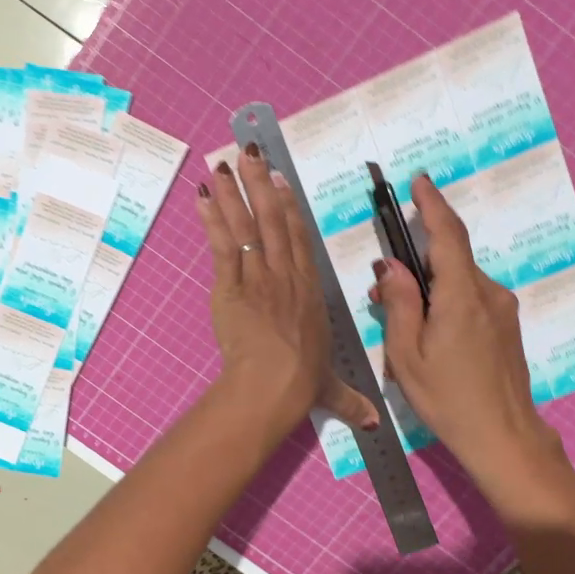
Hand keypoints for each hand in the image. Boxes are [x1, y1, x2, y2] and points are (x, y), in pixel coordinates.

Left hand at [197, 147, 377, 438]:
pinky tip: (201, 195)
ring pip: (247, 225)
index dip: (288, 205)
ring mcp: (259, 275)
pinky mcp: (231, 285)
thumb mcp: (330, 389)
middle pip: (273, 219)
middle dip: (260, 183)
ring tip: (221, 162)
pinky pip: (222, 245)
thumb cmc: (302, 384)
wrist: (273, 385)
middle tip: (248, 151)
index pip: (298, 238)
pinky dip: (211, 218)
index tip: (280, 178)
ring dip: (233, 191)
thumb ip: (349, 400)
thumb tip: (372, 422)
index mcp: (309, 290)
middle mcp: (286, 274)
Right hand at [369, 175, 572, 504]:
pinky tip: (426, 331)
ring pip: (458, 281)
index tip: (418, 182)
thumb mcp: (407, 355)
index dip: (432, 204)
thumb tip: (391, 268)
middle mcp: (488, 293)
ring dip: (428, 287)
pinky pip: (469, 299)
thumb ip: (399, 305)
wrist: (503, 435)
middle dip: (416, 262)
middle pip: (450, 259)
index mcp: (461, 295)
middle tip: (382, 288)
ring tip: (400, 320)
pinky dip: (444, 301)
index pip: (447, 234)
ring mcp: (502, 309)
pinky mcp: (505, 326)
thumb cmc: (447, 399)